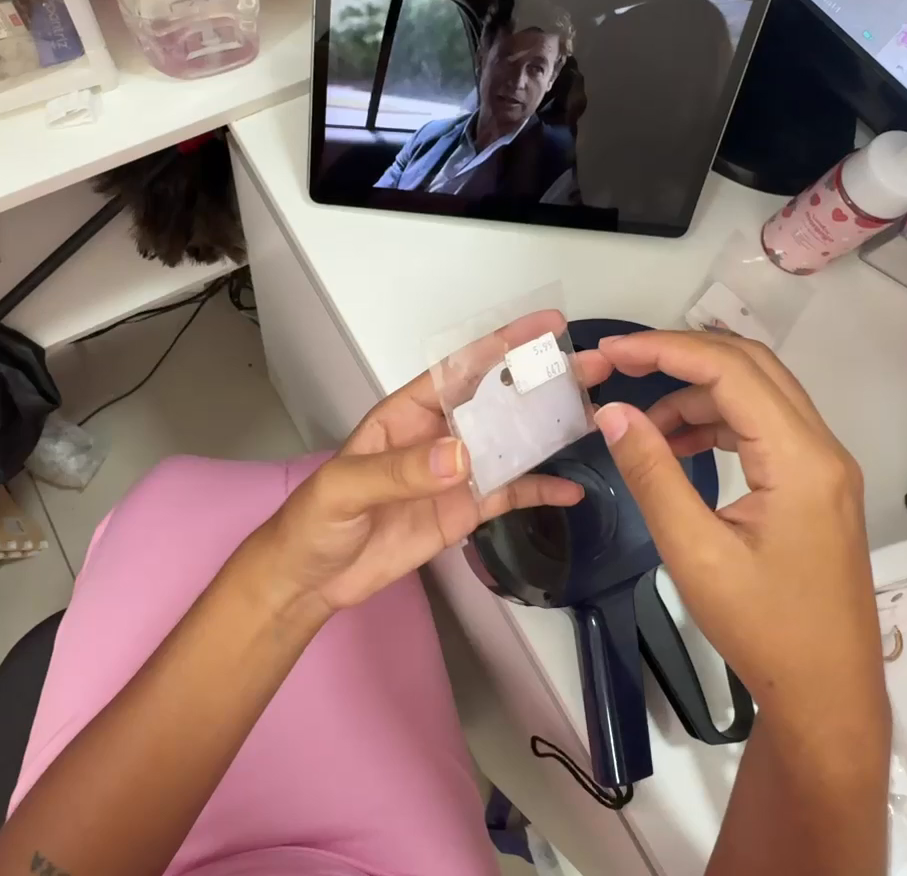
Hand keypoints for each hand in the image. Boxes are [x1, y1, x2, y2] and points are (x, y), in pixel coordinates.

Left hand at [259, 312, 612, 613]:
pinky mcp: (463, 511)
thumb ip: (399, 471)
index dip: (500, 345)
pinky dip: (539, 490)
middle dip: (539, 382)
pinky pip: (509, 494)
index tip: (543, 327)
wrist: (312, 579)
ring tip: (594, 414)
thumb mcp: (346, 489)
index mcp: (406, 414)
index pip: (459, 371)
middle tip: (588, 366)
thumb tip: (460, 456)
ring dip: (549, 430)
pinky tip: (570, 489)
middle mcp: (438, 436)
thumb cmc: (315, 521)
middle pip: (496, 402)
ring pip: (511, 444)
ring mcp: (454, 474)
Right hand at [591, 330, 882, 723]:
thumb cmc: (762, 626)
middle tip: (620, 364)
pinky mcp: (814, 485)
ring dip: (696, 392)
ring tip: (641, 422)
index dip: (665, 350)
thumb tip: (612, 412)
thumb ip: (652, 473)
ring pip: (757, 394)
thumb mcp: (693, 550)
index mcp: (800, 459)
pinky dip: (715, 421)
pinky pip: (762, 428)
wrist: (826, 693)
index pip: (730, 371)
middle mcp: (821, 448)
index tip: (610, 354)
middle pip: (750, 367)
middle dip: (681, 355)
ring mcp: (823, 466)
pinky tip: (678, 444)